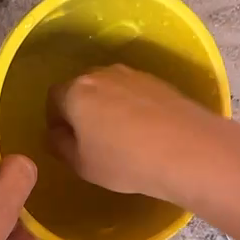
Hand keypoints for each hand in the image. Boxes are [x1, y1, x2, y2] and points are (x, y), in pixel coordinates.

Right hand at [48, 64, 226, 204]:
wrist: (185, 149)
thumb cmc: (124, 161)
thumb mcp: (82, 165)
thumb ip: (61, 146)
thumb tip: (56, 134)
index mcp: (76, 92)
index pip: (54, 97)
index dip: (55, 119)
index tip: (64, 139)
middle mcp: (102, 74)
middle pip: (82, 88)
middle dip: (81, 110)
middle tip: (90, 139)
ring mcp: (134, 75)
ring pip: (110, 89)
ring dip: (108, 107)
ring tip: (119, 137)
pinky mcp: (159, 82)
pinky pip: (134, 94)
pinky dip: (132, 108)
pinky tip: (142, 132)